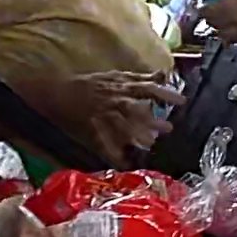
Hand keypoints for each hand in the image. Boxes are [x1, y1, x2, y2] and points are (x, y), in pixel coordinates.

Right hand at [22, 70, 184, 166]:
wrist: (53, 89)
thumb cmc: (90, 84)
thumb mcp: (118, 76)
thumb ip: (142, 78)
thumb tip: (165, 73)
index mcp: (121, 85)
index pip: (146, 88)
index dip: (164, 94)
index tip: (183, 102)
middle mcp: (111, 97)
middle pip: (132, 107)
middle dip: (149, 118)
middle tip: (168, 129)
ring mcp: (99, 111)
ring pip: (117, 123)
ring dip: (134, 133)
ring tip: (150, 143)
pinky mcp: (87, 124)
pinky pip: (100, 139)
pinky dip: (111, 151)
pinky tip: (123, 162)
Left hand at [202, 0, 236, 40]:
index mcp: (229, 4)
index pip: (206, 12)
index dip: (202, 9)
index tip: (202, 5)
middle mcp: (235, 19)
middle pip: (214, 25)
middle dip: (210, 20)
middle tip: (210, 13)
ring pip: (225, 35)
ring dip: (221, 30)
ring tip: (221, 23)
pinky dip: (233, 35)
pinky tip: (234, 29)